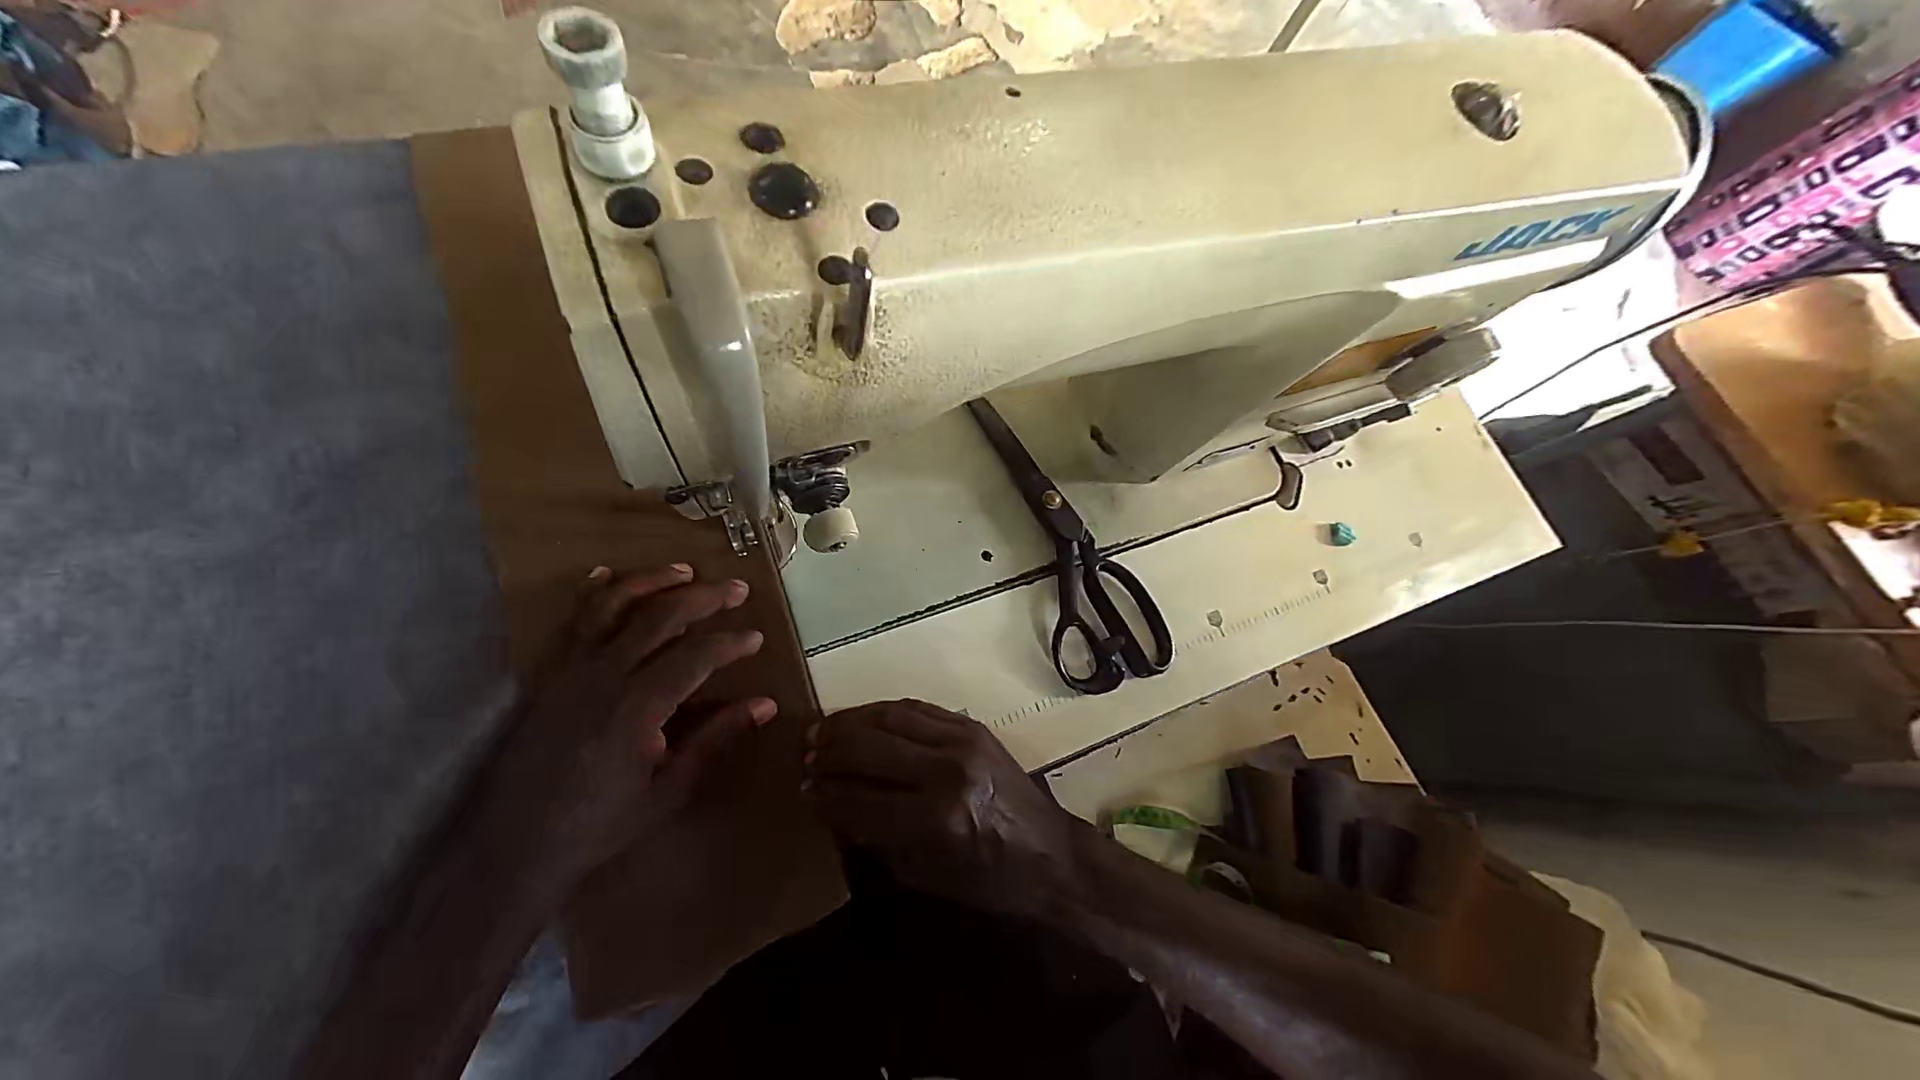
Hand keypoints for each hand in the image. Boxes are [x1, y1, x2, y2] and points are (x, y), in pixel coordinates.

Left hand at [485, 564, 775, 877]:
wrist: (512, 848)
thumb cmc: (599, 824)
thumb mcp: (670, 789)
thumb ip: (716, 739)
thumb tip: (764, 705)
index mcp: (638, 706)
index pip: (696, 656)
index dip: (730, 642)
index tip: (756, 637)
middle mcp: (603, 675)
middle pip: (660, 617)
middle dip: (703, 597)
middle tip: (736, 588)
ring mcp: (569, 671)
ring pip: (612, 606)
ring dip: (651, 582)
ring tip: (682, 571)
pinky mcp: (547, 675)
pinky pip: (572, 622)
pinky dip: (595, 594)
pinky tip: (607, 577)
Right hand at [804, 700, 1088, 916]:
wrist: (1050, 854)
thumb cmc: (989, 879)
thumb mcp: (925, 875)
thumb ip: (876, 838)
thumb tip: (834, 806)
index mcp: (937, 819)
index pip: (860, 799)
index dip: (824, 796)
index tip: (801, 792)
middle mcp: (947, 771)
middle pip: (869, 748)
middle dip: (829, 752)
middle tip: (804, 756)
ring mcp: (963, 741)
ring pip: (889, 717)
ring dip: (849, 722)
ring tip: (822, 731)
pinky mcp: (973, 726)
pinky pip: (917, 707)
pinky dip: (883, 711)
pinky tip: (863, 719)